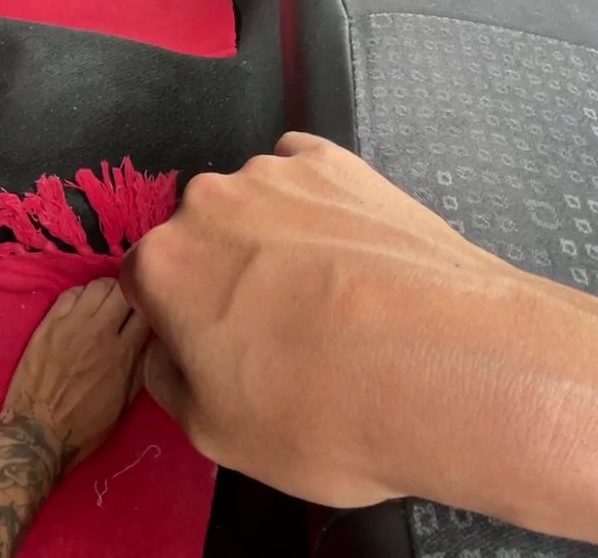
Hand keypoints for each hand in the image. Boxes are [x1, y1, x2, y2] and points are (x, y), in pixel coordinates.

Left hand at [2, 278, 149, 468]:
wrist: (37, 432)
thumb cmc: (85, 427)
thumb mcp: (124, 406)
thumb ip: (140, 370)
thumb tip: (150, 345)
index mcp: (122, 353)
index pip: (146, 312)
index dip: (151, 309)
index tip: (150, 312)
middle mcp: (100, 331)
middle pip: (124, 290)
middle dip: (131, 293)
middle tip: (129, 302)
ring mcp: (72, 323)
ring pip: (98, 286)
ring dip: (108, 290)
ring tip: (107, 300)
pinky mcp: (49, 322)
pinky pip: (71, 293)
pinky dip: (82, 294)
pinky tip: (83, 304)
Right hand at [121, 132, 597, 511]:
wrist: (453, 367)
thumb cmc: (322, 411)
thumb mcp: (216, 435)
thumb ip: (168, 380)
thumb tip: (170, 347)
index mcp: (165, 262)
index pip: (144, 282)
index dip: (177, 319)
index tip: (217, 347)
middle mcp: (207, 201)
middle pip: (198, 237)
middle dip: (221, 273)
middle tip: (277, 325)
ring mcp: (273, 172)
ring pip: (250, 205)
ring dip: (269, 238)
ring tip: (331, 293)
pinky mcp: (334, 160)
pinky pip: (301, 174)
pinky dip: (312, 203)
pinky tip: (348, 246)